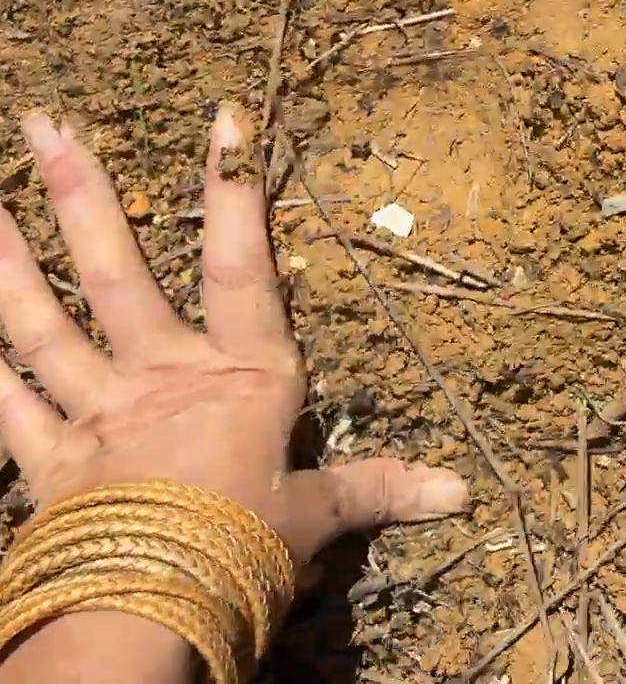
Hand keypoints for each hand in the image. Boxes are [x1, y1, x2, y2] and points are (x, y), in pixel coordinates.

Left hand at [0, 108, 467, 563]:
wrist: (143, 616)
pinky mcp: (45, 461)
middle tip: (47, 127)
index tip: (221, 126)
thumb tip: (462, 492)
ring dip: (3, 266)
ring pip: (38, 326)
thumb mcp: (323, 512)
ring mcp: (96, 414)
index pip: (243, 268)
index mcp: (248, 376)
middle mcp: (168, 377)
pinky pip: (2, 403)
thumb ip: (382, 486)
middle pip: (118, 279)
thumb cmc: (246, 542)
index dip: (233, 197)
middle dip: (87, 201)